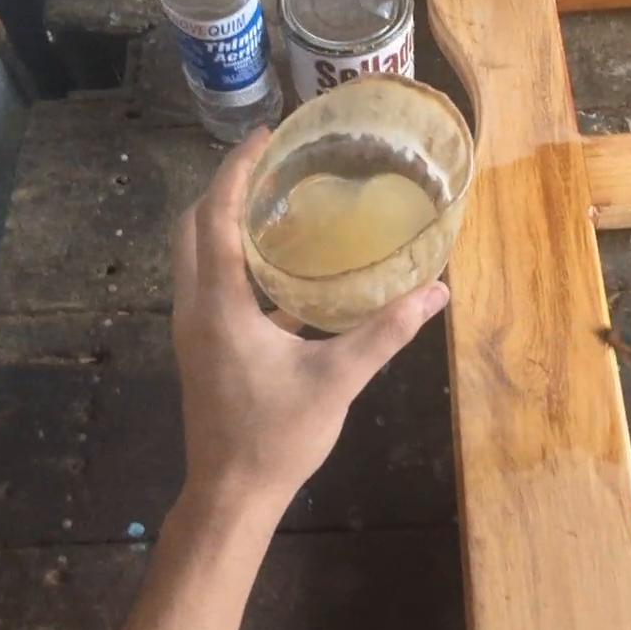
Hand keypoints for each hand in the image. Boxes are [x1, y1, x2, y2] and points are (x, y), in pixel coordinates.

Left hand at [170, 129, 449, 514]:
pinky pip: (211, 280)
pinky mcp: (203, 343)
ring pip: (196, 253)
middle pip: (194, 225)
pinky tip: (282, 262)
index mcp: (220, 305)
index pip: (217, 217)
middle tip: (273, 162)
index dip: (236, 169)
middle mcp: (196, 306)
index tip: (265, 135)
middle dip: (227, 185)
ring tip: (277, 198)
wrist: (231, 495)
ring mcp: (195, 326)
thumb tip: (436, 292)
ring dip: (226, 218)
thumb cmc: (277, 436)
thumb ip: (386, 333)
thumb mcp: (337, 381)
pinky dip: (235, 255)